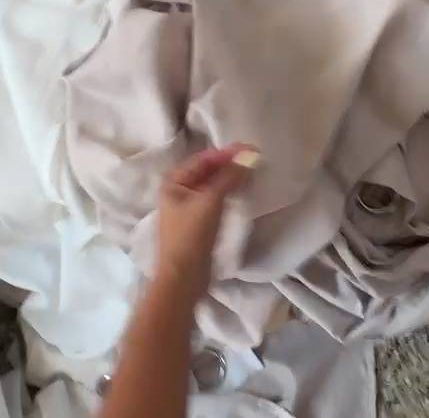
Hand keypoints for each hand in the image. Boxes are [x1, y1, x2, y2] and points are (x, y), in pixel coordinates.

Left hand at [153, 144, 255, 295]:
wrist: (183, 280)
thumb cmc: (191, 236)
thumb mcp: (210, 202)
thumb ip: (229, 177)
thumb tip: (249, 156)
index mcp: (174, 182)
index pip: (203, 160)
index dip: (226, 153)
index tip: (249, 148)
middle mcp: (179, 192)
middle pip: (207, 172)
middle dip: (229, 164)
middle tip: (254, 158)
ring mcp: (188, 209)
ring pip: (212, 186)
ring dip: (230, 178)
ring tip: (251, 171)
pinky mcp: (198, 224)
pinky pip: (215, 200)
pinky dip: (228, 193)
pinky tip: (241, 191)